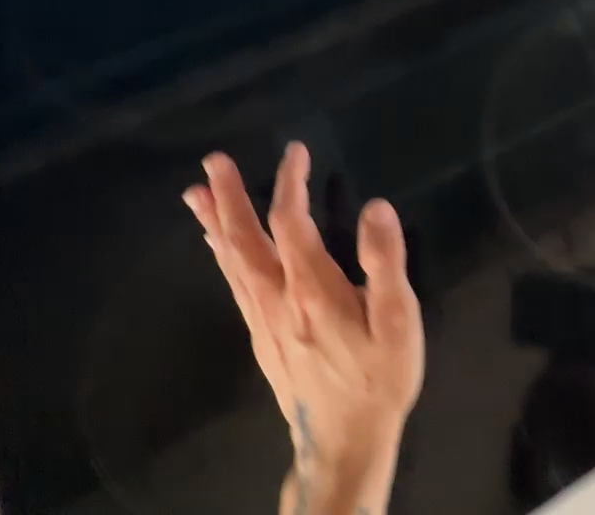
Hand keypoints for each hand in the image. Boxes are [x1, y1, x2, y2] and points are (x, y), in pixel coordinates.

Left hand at [183, 143, 423, 514]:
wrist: (344, 443)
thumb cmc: (379, 377)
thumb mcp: (398, 318)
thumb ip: (386, 261)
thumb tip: (376, 207)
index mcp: (311, 289)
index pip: (291, 224)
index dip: (290, 184)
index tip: (296, 151)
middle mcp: (278, 300)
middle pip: (246, 240)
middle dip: (230, 198)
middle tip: (213, 162)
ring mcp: (265, 321)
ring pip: (232, 262)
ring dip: (215, 223)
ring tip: (196, 193)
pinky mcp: (263, 337)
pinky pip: (236, 284)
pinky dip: (223, 256)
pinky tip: (219, 247)